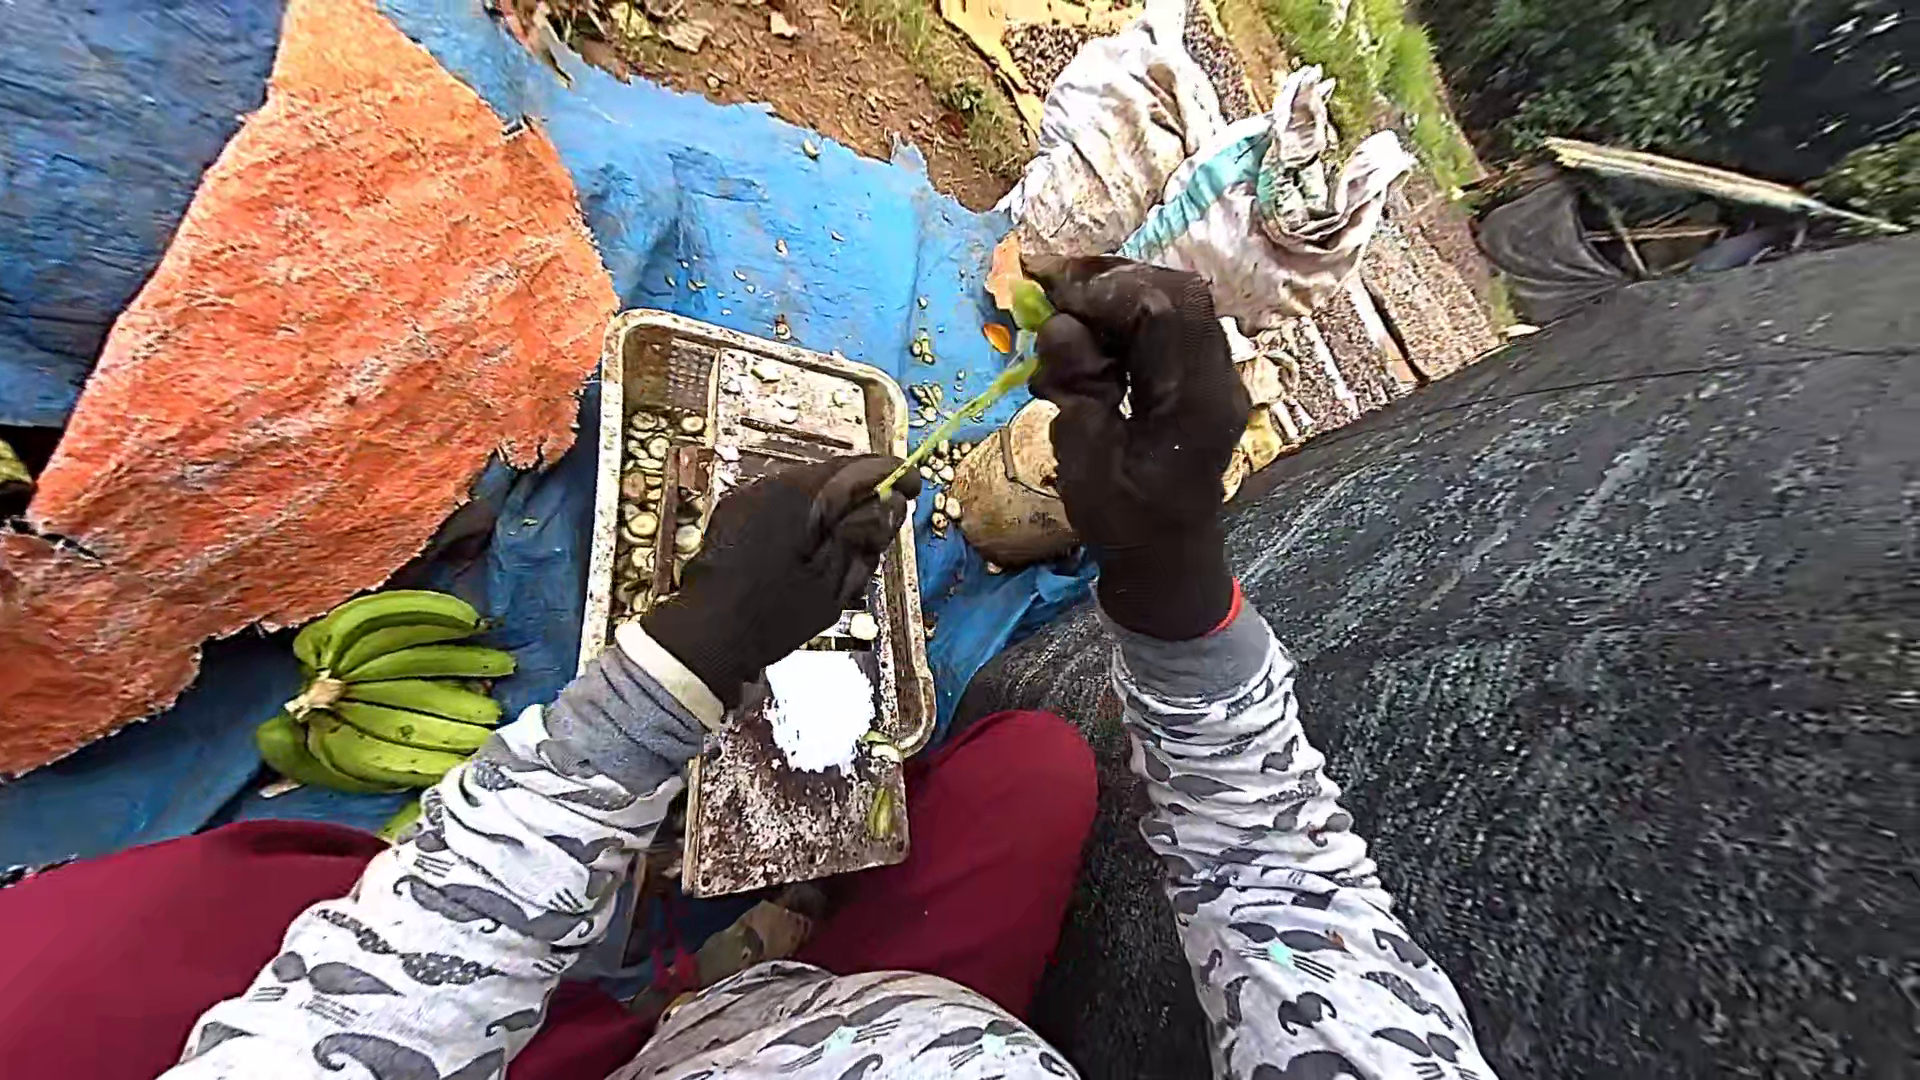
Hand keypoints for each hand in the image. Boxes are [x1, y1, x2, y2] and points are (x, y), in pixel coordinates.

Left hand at [641, 455, 918, 706]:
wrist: (705, 638)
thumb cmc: (773, 615)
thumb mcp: (833, 580)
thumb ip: (865, 534)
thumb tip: (892, 503)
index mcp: (799, 497)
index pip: (858, 469)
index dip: (892, 474)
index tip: (914, 485)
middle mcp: (772, 485)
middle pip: (834, 474)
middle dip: (866, 492)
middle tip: (889, 519)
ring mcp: (750, 497)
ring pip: (811, 489)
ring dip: (839, 505)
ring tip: (855, 540)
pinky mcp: (738, 513)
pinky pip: (787, 502)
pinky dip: (813, 515)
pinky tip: (820, 546)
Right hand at [1026, 256, 1248, 639]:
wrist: (1166, 558)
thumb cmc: (1126, 526)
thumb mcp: (1087, 476)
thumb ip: (1076, 400)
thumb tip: (1059, 329)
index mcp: (1196, 404)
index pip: (1166, 309)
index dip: (1107, 290)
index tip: (1054, 300)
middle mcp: (1216, 378)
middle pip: (1175, 292)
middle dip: (1110, 283)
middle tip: (1054, 290)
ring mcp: (1211, 376)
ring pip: (1170, 303)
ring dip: (1113, 301)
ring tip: (1066, 320)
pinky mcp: (1195, 380)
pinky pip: (1164, 330)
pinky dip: (1121, 324)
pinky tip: (1088, 345)